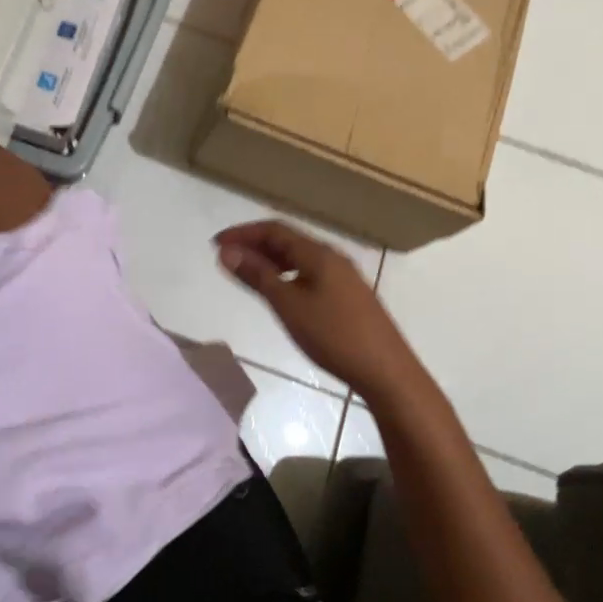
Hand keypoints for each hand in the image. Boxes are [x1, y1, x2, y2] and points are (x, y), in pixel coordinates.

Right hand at [215, 220, 415, 391]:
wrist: (386, 371)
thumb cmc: (334, 336)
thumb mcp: (288, 305)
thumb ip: (257, 276)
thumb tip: (227, 252)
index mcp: (319, 254)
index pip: (275, 230)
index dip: (243, 233)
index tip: (216, 243)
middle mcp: (333, 258)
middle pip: (288, 241)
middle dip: (255, 245)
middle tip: (226, 258)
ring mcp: (344, 278)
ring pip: (300, 258)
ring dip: (271, 260)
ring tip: (246, 274)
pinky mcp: (350, 297)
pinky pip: (311, 274)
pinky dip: (287, 275)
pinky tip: (280, 293)